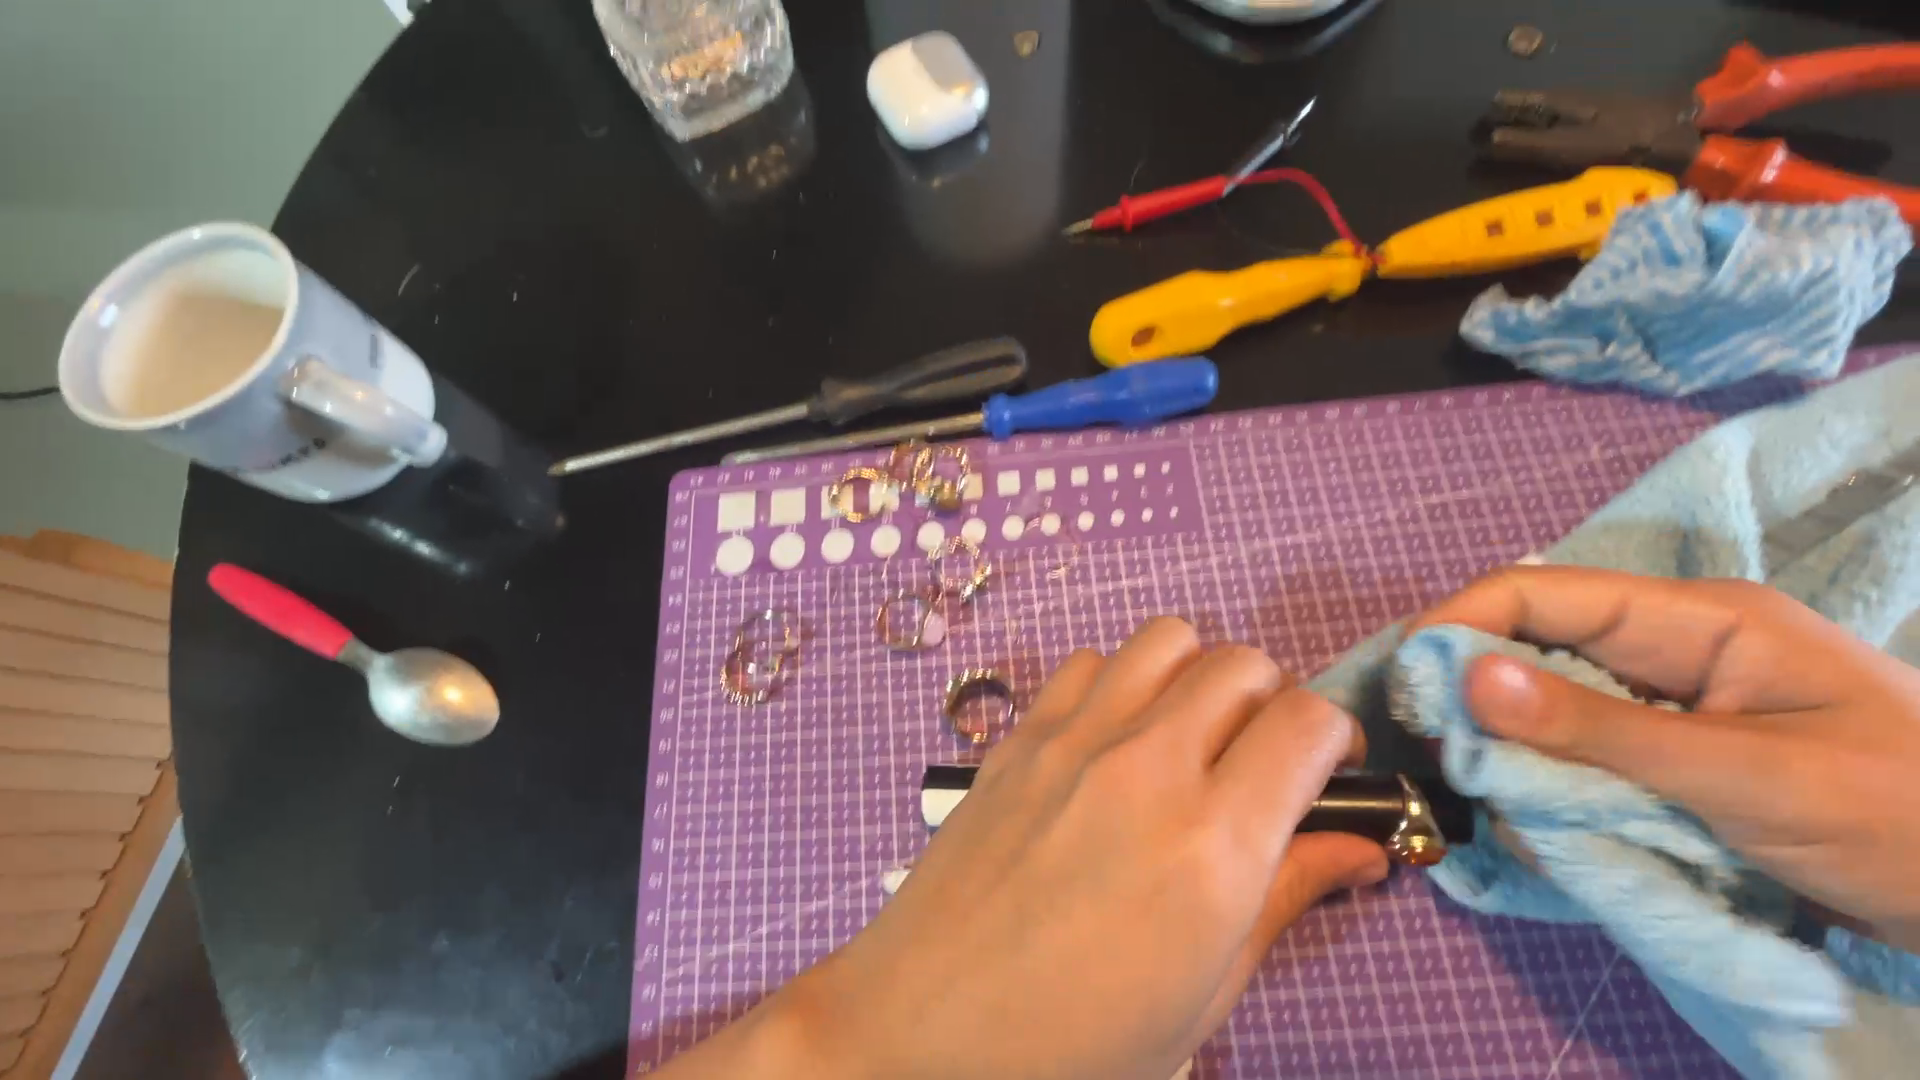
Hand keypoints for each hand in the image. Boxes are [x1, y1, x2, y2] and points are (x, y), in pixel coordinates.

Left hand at [661, 617, 1386, 1079]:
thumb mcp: (1207, 988)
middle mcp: (1147, 765)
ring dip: (1198, 673)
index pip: (1307, 722)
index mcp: (1212, 843)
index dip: (1337, 736)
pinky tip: (1112, 736)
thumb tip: (1361, 844)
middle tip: (1259, 755)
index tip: (1329, 768)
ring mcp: (1075, 737)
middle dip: (1272, 699)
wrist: (933, 1019)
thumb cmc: (1082, 1036)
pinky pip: (1090, 662)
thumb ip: (1289, 896)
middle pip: (1242, 663)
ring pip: (1167, 639)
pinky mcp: (1021, 732)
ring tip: (1189, 731)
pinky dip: (1121, 681)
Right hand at [1414, 566, 1919, 950]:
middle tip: (1438, 748)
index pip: (1541, 592)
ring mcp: (1664, 703)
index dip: (1461, 620)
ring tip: (1491, 792)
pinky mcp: (1664, 754)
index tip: (1406, 681)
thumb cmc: (1915, 823)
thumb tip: (1463, 677)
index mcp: (1696, 621)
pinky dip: (1543, 780)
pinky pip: (1574, 751)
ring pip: (1544, 702)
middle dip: (1475, 690)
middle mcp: (1667, 649)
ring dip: (1509, 746)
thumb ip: (1600, 729)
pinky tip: (1538, 814)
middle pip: (1531, 643)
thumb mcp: (1752, 779)